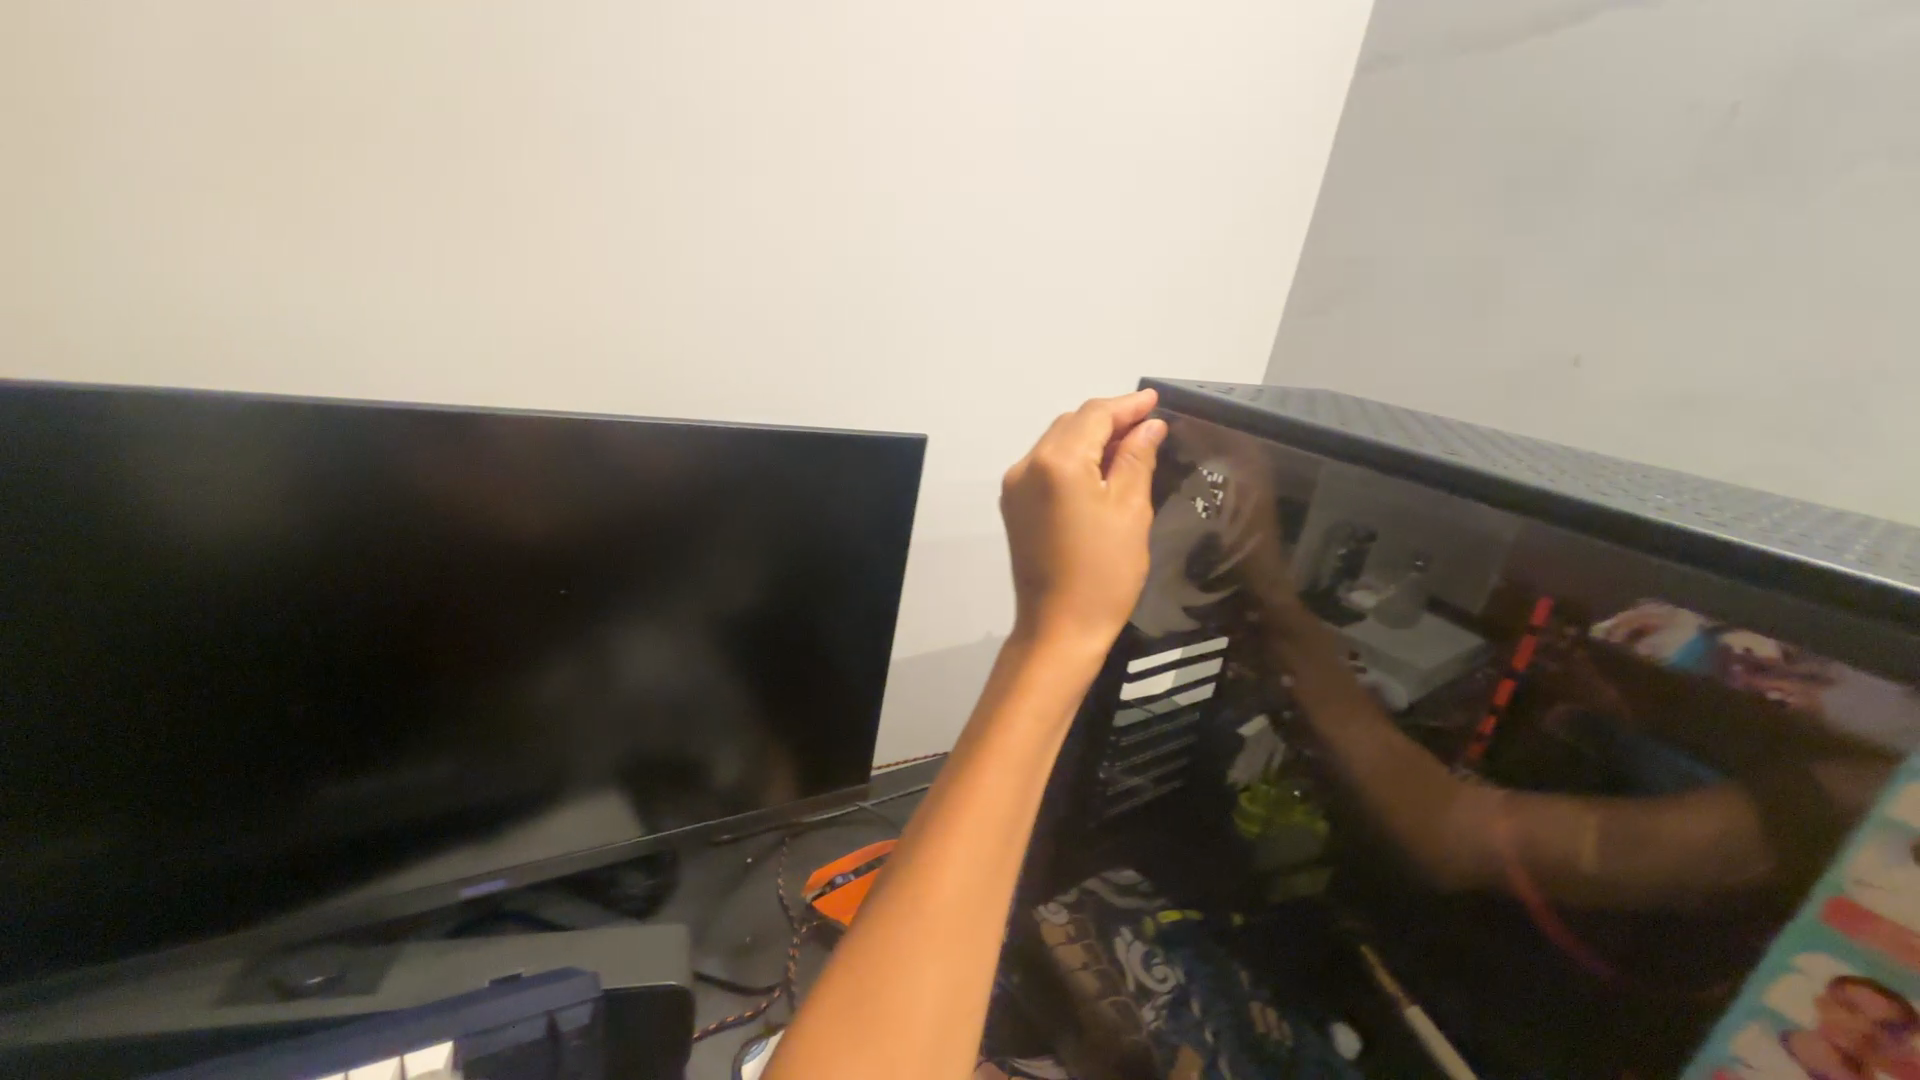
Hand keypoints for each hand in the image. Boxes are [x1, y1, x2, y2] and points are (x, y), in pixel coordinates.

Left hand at [1001, 390, 1167, 648]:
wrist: (1059, 628)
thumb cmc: (1104, 573)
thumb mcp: (1130, 510)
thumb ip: (1136, 458)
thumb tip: (1149, 425)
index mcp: (1057, 462)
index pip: (1094, 415)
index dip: (1127, 406)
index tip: (1155, 402)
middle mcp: (1026, 466)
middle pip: (1071, 424)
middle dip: (1109, 420)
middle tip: (1148, 425)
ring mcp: (1015, 487)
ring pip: (1056, 443)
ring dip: (1090, 439)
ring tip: (1130, 446)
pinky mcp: (1014, 507)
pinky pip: (1045, 467)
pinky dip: (1072, 460)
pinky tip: (1099, 470)